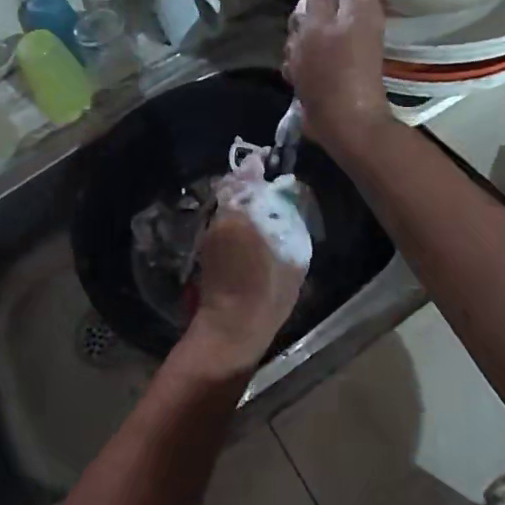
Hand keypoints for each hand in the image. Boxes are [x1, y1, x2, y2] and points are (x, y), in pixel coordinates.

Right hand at [185, 207, 305, 372]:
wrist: (226, 341)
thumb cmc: (236, 275)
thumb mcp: (234, 223)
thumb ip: (243, 191)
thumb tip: (253, 162)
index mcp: (298, 246)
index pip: (281, 206)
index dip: (255, 193)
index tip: (230, 191)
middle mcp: (294, 270)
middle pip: (265, 230)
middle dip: (239, 220)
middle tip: (214, 216)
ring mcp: (276, 295)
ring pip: (251, 254)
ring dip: (230, 244)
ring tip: (206, 242)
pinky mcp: (253, 314)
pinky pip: (239, 278)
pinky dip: (225, 269)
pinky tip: (207, 273)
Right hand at [284, 0, 393, 150]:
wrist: (343, 123)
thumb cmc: (330, 70)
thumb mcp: (316, 26)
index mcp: (361, 5)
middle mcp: (358, 21)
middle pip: (327, 0)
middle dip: (305, 12)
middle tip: (298, 30)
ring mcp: (348, 46)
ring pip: (315, 28)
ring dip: (299, 40)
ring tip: (296, 59)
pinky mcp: (336, 67)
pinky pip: (314, 52)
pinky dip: (302, 61)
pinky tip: (296, 75)